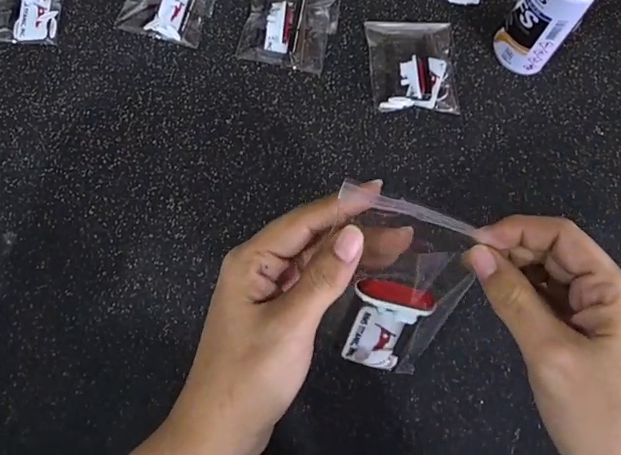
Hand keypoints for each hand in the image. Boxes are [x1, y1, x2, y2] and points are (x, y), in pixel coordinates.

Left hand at [137, 184, 379, 454]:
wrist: (219, 432)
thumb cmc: (250, 376)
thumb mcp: (291, 325)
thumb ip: (323, 278)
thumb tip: (354, 233)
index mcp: (252, 259)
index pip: (303, 221)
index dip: (342, 204)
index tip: (377, 190)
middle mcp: (258, 267)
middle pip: (311, 237)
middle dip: (355, 230)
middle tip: (401, 228)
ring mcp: (266, 290)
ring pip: (314, 259)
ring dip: (351, 252)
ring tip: (395, 247)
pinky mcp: (275, 312)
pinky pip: (311, 281)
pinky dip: (338, 275)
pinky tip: (362, 272)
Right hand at [468, 217, 620, 454]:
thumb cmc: (600, 416)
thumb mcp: (550, 354)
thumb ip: (513, 299)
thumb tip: (478, 253)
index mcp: (615, 290)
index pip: (563, 236)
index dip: (518, 230)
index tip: (476, 243)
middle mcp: (613, 297)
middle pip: (559, 254)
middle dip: (516, 251)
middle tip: (473, 264)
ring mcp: (606, 322)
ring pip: (556, 280)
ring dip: (520, 275)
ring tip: (484, 281)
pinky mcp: (596, 344)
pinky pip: (558, 306)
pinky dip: (530, 300)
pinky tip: (507, 304)